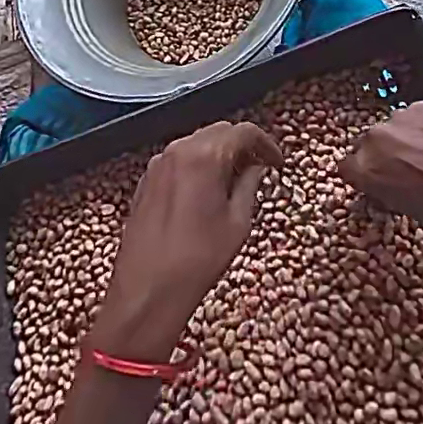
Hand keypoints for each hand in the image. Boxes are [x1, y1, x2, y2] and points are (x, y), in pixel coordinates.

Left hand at [92, 122, 283, 361]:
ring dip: (219, 154)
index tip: (277, 161)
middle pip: (218, 132)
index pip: (243, 132)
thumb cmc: (197, 261)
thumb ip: (250, 185)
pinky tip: (207, 192)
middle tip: (260, 169)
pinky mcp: (146, 181)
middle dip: (242, 146)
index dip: (265, 143)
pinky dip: (197, 165)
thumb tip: (258, 168)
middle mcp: (177, 152)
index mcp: (204, 156)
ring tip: (236, 182)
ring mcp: (157, 165)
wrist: (147, 291)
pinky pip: (178, 160)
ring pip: (197, 143)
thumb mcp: (237, 222)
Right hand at [337, 102, 422, 242]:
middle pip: (366, 145)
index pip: (347, 168)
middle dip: (380, 158)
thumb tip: (386, 183)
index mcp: (368, 170)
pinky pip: (412, 119)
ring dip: (401, 142)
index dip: (363, 177)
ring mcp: (401, 117)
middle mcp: (377, 138)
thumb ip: (389, 192)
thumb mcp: (415, 213)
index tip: (376, 184)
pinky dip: (421, 130)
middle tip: (405, 174)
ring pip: (390, 130)